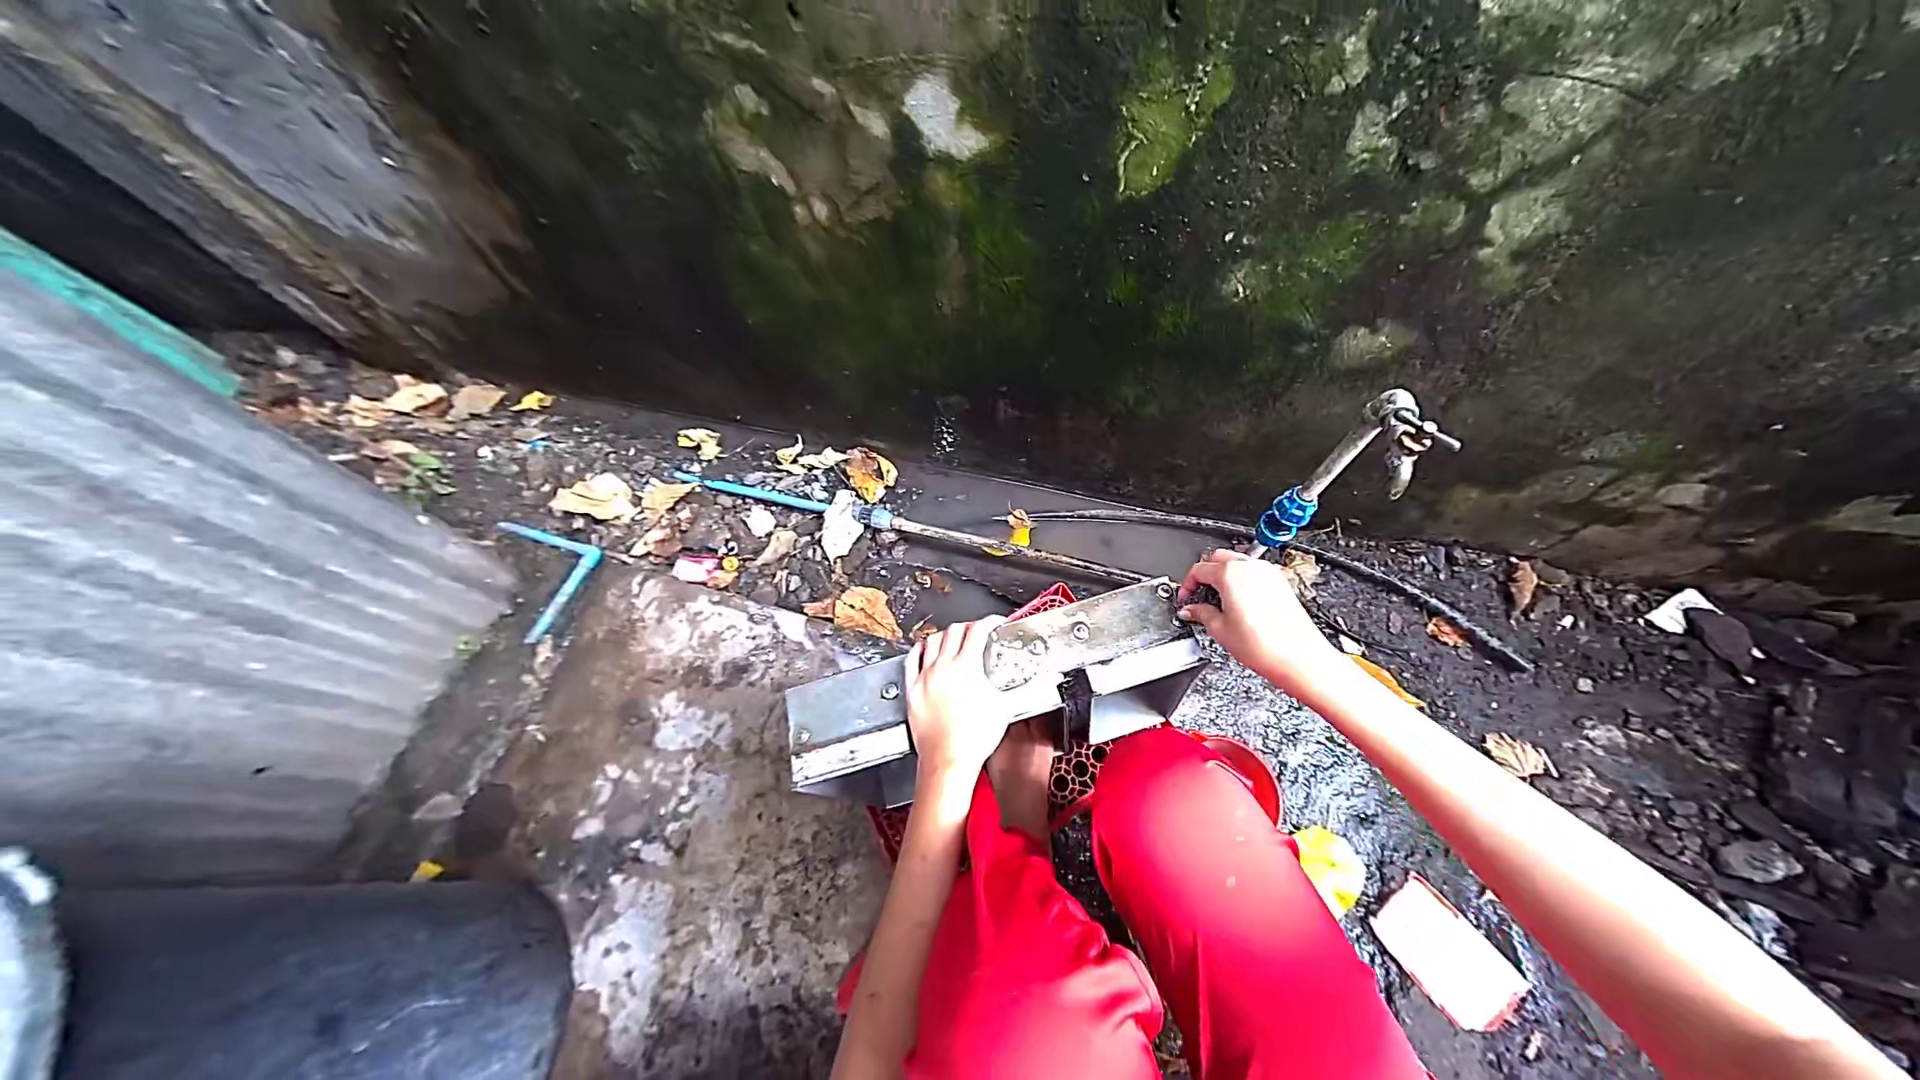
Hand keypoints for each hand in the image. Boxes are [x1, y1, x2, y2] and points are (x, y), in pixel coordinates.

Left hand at [905, 616, 1013, 782]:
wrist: (948, 760)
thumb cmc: (975, 739)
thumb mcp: (1006, 707)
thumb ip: (1026, 688)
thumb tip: (1045, 681)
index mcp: (967, 666)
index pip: (978, 630)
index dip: (989, 622)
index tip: (994, 623)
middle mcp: (944, 667)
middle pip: (954, 630)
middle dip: (968, 626)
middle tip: (976, 631)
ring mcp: (926, 677)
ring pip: (931, 641)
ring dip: (944, 635)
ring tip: (952, 638)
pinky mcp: (913, 690)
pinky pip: (912, 661)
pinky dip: (919, 650)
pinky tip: (923, 650)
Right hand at [1178, 548, 1341, 696]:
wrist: (1300, 658)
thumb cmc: (1265, 645)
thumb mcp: (1220, 630)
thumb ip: (1201, 613)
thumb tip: (1191, 610)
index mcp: (1230, 574)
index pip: (1198, 569)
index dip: (1187, 585)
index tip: (1186, 598)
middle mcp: (1251, 568)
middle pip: (1218, 558)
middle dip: (1205, 574)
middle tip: (1198, 595)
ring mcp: (1269, 574)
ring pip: (1238, 563)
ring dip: (1224, 575)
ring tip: (1218, 602)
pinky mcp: (1281, 584)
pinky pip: (1254, 573)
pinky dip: (1242, 581)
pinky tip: (1239, 604)